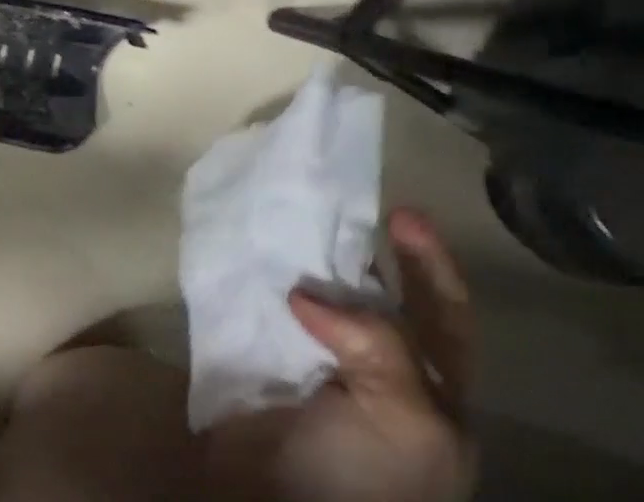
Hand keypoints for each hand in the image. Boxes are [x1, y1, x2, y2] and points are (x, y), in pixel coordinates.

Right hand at [202, 209, 476, 501]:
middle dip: (356, 251)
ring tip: (277, 220)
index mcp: (429, 389)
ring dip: (294, 261)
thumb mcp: (406, 422)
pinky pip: (252, 310)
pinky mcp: (252, 362)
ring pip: (309, 299)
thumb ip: (380, 349)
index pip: (443, 316)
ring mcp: (310, 366)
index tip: (405, 213)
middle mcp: (374, 371)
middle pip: (372, 297)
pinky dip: (245, 281)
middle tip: (329, 204)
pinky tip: (235, 257)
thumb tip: (303, 292)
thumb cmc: (365, 474)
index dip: (429, 265)